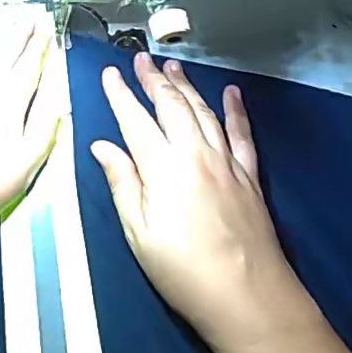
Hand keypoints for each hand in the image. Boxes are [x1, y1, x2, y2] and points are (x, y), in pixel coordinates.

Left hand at [0, 15, 59, 271]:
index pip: (30, 63)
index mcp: (9, 101)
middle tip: (30, 13)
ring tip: (9, 18)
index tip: (47, 26)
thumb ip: (45, 124)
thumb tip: (58, 92)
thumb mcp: (26, 165)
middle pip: (5, 49)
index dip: (40, 43)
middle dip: (20, 30)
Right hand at [90, 53, 313, 352]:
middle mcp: (195, 153)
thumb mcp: (139, 234)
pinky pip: (241, 132)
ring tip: (173, 67)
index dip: (121, 96)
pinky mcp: (249, 172)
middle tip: (141, 59)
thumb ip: (123, 184)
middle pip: (171, 107)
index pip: (136, 122)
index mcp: (163, 168)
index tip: (110, 75)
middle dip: (153, 80)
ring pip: (203, 111)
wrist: (246, 293)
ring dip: (187, 87)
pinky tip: (231, 92)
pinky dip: (235, 109)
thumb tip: (102, 147)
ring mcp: (226, 160)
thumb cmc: (183, 270)